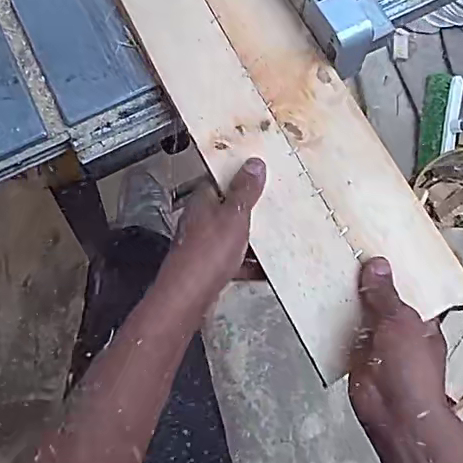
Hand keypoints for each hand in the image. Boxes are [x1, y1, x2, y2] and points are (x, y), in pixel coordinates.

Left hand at [153, 158, 264, 314]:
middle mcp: (200, 221)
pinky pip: (235, 261)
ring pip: (232, 235)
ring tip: (272, 237)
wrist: (190, 297)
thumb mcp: (234, 215)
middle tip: (272, 205)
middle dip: (250, 209)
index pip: (219, 180)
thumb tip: (253, 165)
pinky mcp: (210, 267)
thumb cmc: (205, 254)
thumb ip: (244, 191)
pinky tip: (264, 269)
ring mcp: (204, 245)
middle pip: (228, 208)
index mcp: (202, 202)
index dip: (239, 176)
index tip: (259, 175)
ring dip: (251, 238)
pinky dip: (250, 264)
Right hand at [348, 257, 449, 431]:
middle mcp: (401, 331)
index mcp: (421, 320)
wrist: (394, 414)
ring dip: (351, 303)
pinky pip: (346, 333)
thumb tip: (378, 267)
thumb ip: (385, 294)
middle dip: (369, 285)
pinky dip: (337, 323)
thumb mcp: (400, 322)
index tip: (379, 253)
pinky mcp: (359, 356)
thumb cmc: (414, 376)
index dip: (395, 272)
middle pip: (382, 300)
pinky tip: (328, 307)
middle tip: (352, 259)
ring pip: (363, 315)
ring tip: (337, 276)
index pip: (408, 288)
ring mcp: (379, 344)